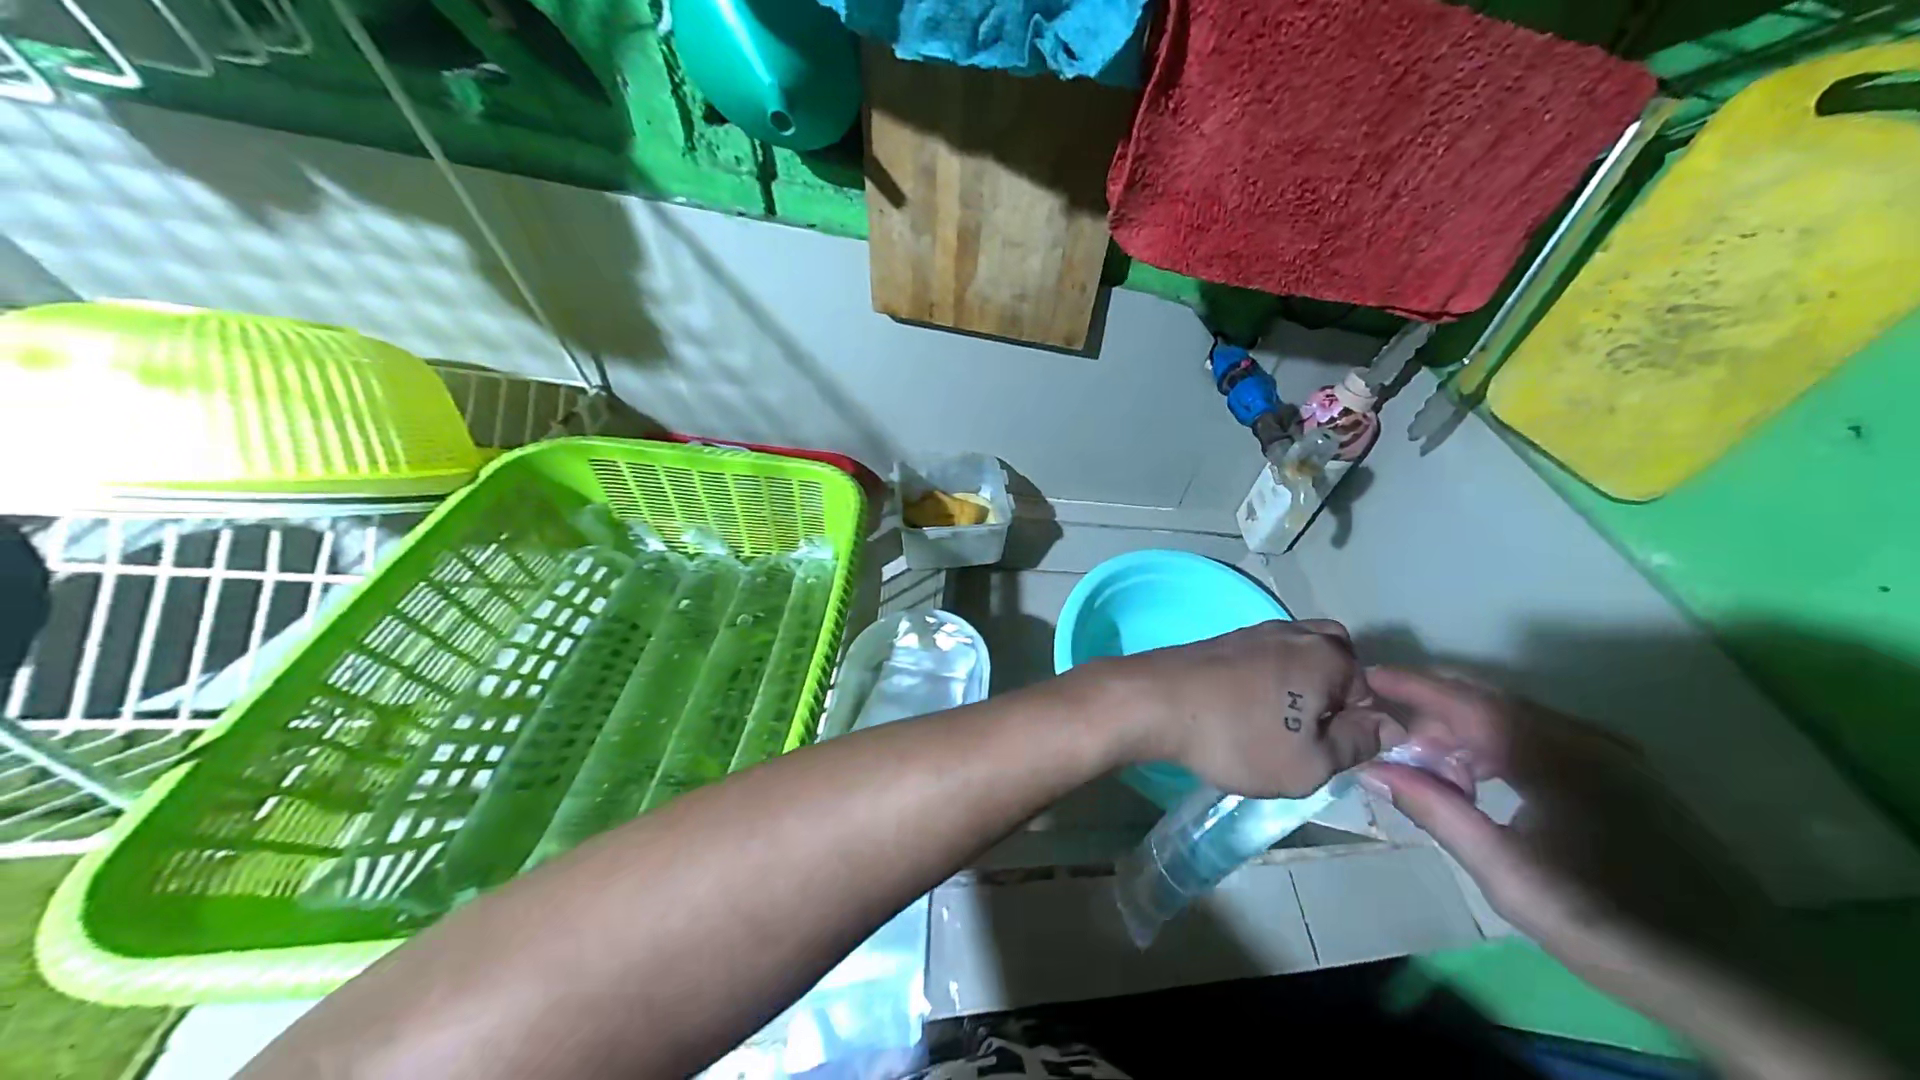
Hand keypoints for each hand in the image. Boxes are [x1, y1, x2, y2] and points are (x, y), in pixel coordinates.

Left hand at [1087, 619, 1396, 798]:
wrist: (1153, 702)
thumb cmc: (1237, 737)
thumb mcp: (1309, 764)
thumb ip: (1357, 745)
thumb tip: (1389, 726)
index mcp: (1328, 655)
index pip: (1369, 692)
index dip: (1357, 729)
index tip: (1328, 754)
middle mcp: (1295, 632)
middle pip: (1336, 660)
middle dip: (1334, 695)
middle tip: (1308, 734)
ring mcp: (1254, 631)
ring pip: (1297, 656)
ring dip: (1297, 687)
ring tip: (1274, 725)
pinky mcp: (1222, 641)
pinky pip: (1262, 658)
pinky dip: (1265, 681)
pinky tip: (1244, 708)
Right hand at [1358, 667, 1746, 944]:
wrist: (1743, 983)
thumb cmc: (1606, 922)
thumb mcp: (1505, 873)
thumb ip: (1436, 811)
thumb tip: (1373, 768)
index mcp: (1552, 754)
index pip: (1465, 701)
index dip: (1412, 685)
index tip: (1367, 674)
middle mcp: (1585, 740)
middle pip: (1492, 701)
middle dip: (1436, 710)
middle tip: (1393, 737)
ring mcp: (1616, 758)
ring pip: (1520, 720)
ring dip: (1469, 732)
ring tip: (1436, 769)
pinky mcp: (1632, 780)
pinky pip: (1548, 739)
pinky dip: (1503, 746)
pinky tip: (1491, 781)